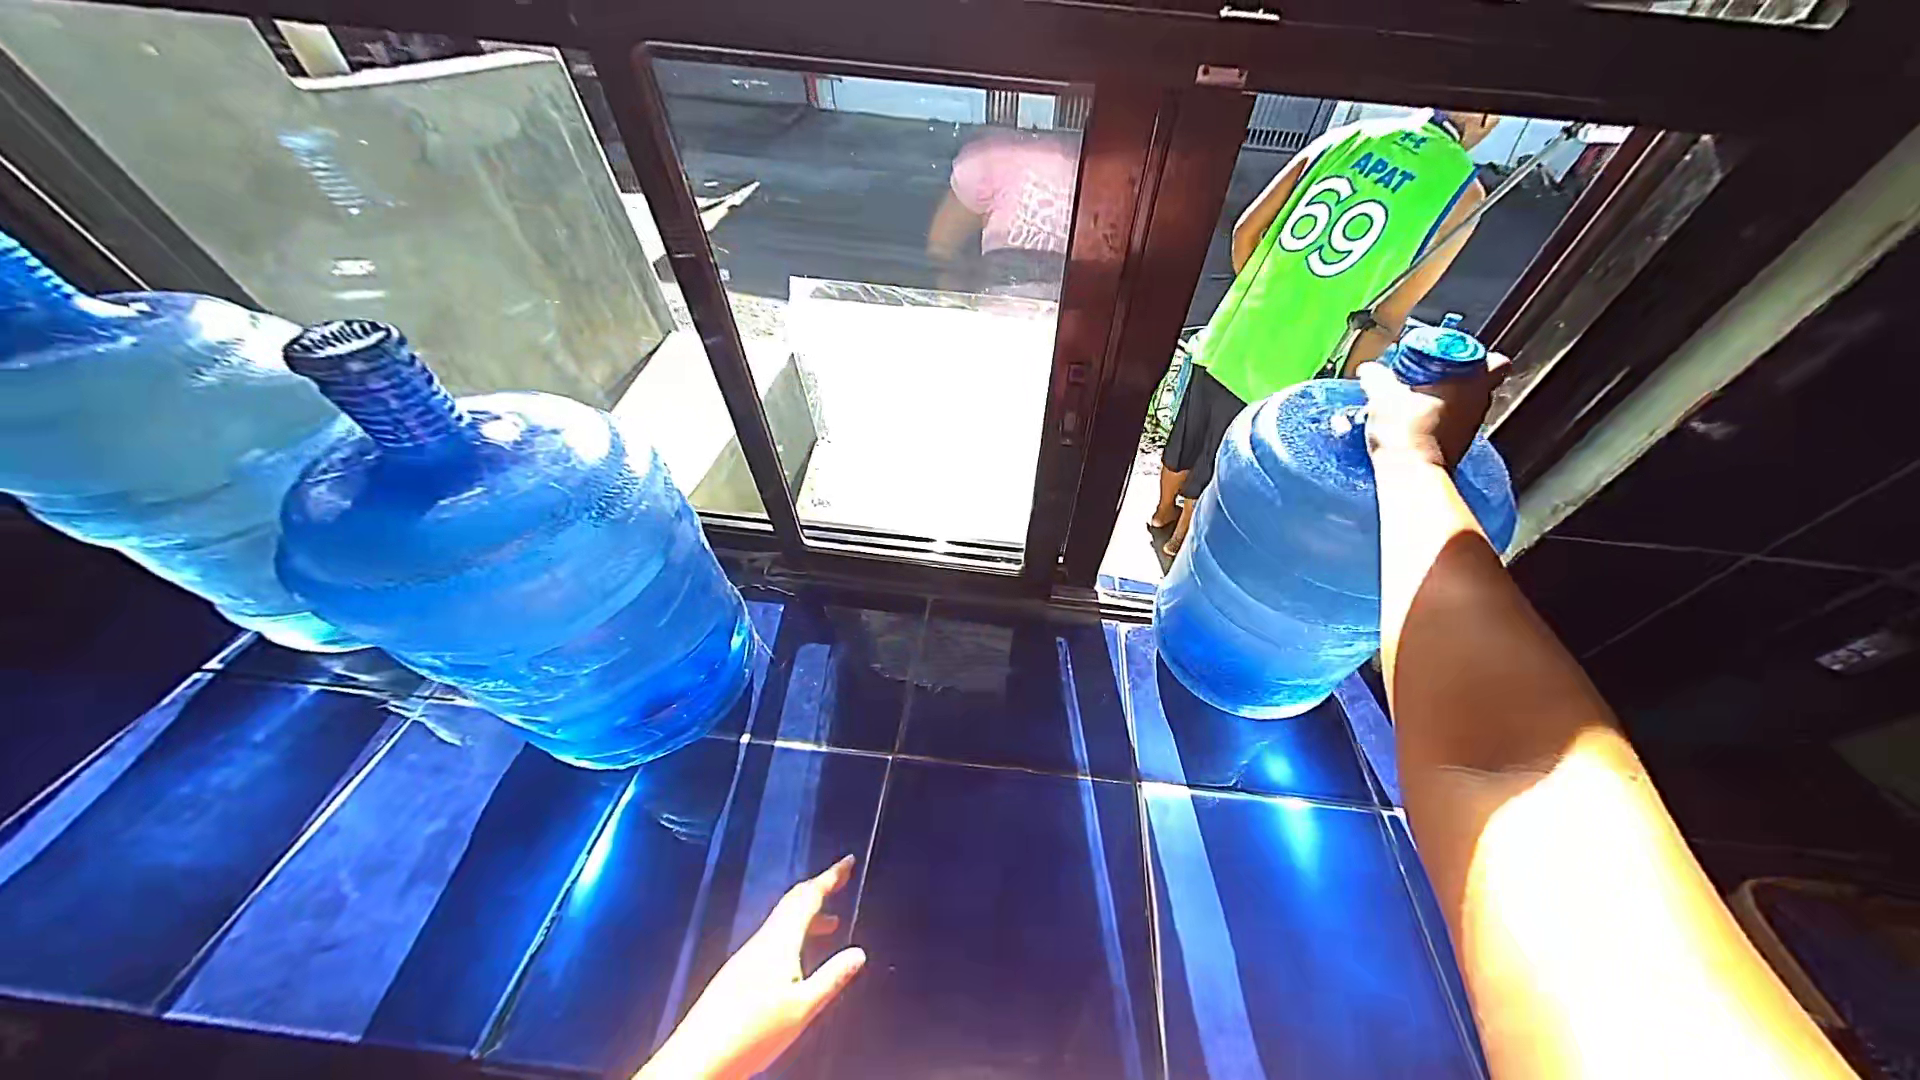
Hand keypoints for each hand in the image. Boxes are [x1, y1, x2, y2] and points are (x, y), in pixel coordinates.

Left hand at [636, 857, 865, 1079]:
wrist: (695, 1062)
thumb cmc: (751, 1034)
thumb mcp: (802, 1009)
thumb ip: (832, 978)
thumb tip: (858, 953)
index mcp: (780, 941)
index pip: (809, 897)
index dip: (830, 877)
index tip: (847, 862)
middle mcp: (762, 940)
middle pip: (792, 902)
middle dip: (818, 889)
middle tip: (840, 882)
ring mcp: (746, 955)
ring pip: (782, 921)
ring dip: (807, 915)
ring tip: (830, 924)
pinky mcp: (737, 973)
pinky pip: (772, 937)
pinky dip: (793, 933)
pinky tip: (797, 957)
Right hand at [1356, 354, 1509, 469]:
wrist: (1410, 471)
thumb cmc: (1406, 428)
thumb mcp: (1382, 395)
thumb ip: (1377, 378)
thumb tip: (1369, 370)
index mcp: (1472, 381)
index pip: (1495, 360)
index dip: (1475, 356)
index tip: (1448, 358)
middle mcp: (1479, 403)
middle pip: (1477, 383)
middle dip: (1454, 379)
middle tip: (1426, 378)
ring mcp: (1470, 427)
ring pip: (1464, 405)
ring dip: (1443, 402)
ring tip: (1412, 402)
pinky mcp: (1456, 446)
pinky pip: (1450, 426)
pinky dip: (1435, 422)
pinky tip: (1411, 424)